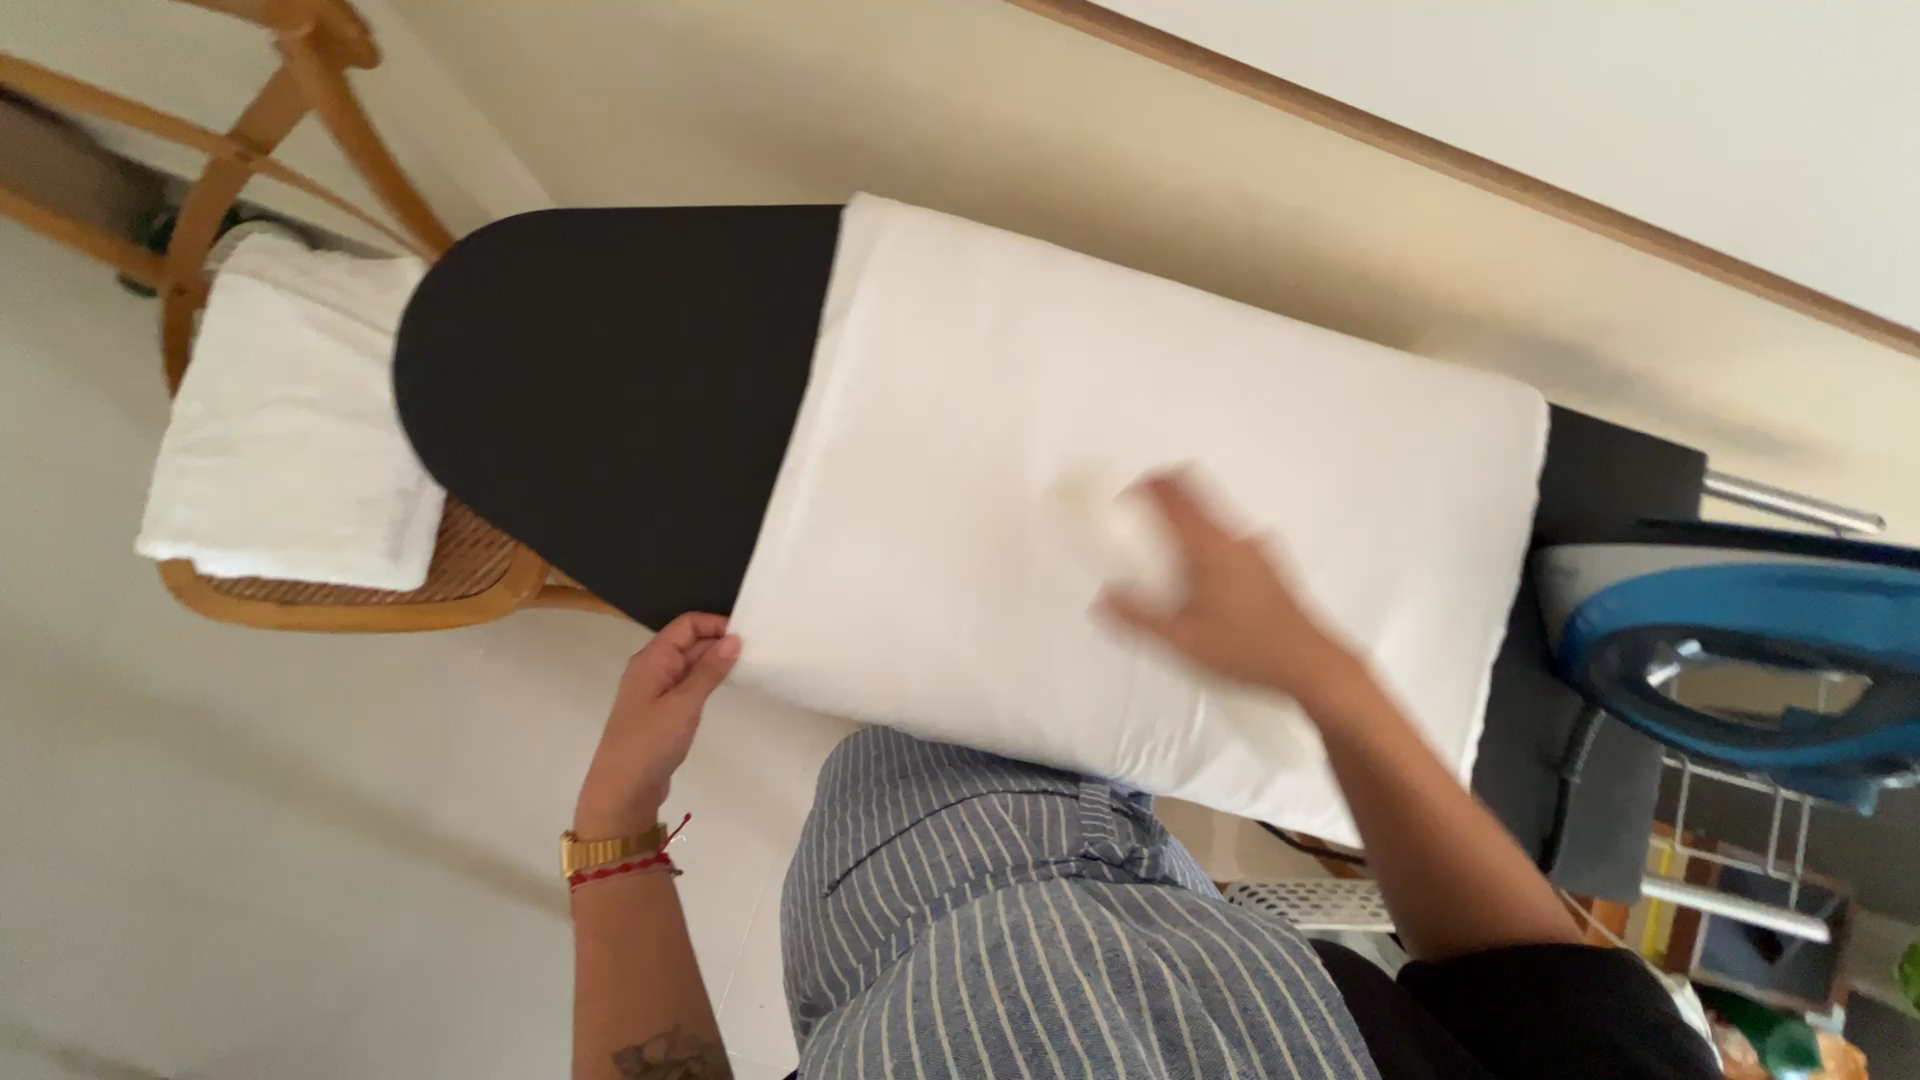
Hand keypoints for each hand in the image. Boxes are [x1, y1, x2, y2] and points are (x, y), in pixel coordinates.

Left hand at [573, 613, 740, 836]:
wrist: (622, 791)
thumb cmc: (650, 742)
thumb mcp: (684, 704)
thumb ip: (710, 670)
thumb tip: (734, 639)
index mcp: (652, 659)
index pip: (686, 625)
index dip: (715, 624)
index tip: (746, 635)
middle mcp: (653, 668)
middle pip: (689, 642)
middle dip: (719, 642)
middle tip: (755, 651)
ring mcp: (657, 690)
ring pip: (691, 664)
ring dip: (715, 662)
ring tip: (747, 666)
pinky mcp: (663, 710)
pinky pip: (688, 684)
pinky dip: (707, 681)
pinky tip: (726, 688)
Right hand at [1098, 469, 1362, 710]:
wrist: (1314, 667)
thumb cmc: (1245, 649)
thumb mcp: (1181, 640)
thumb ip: (1137, 616)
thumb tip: (1103, 596)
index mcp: (1208, 544)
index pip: (1171, 490)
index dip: (1142, 487)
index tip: (1120, 505)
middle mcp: (1234, 536)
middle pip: (1192, 496)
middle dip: (1160, 504)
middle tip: (1136, 535)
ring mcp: (1258, 549)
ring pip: (1211, 520)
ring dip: (1183, 529)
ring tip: (1167, 572)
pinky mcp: (1271, 567)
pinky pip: (1228, 540)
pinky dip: (1205, 547)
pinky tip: (1204, 591)